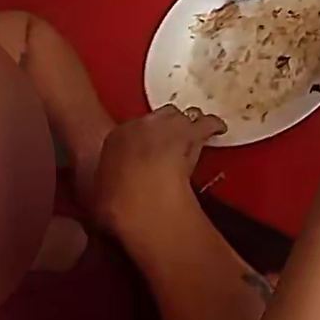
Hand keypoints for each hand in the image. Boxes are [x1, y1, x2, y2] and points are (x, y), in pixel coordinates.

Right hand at [91, 104, 225, 235]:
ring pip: (185, 116)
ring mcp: (172, 123)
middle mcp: (145, 122)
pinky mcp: (193, 131)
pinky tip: (219, 131)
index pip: (134, 129)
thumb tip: (118, 177)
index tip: (148, 149)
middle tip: (170, 145)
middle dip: (166, 128)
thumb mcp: (101, 186)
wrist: (140, 200)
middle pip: (161, 116)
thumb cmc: (113, 203)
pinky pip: (209, 122)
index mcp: (117, 135)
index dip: (144, 139)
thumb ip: (113, 172)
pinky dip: (214, 126)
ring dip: (188, 126)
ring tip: (193, 139)